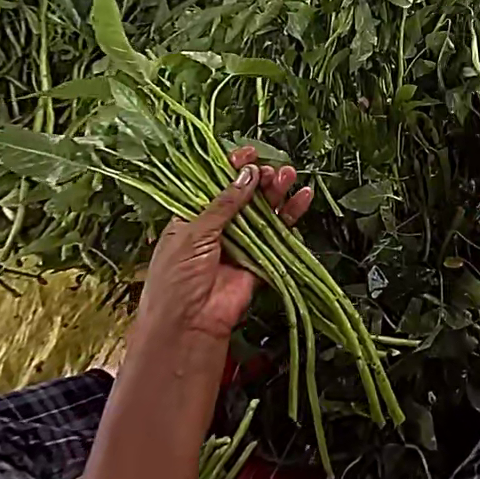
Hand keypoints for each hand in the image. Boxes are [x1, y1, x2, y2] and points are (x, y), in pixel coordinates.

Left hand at [136, 146, 313, 344]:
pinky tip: (303, 197)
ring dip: (277, 192)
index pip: (214, 185)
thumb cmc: (176, 279)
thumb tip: (247, 174)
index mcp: (192, 217)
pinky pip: (280, 231)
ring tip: (289, 176)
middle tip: (272, 170)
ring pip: (264, 209)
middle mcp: (218, 227)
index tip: (247, 154)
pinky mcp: (262, 256)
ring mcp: (242, 241)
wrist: (189, 324)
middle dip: (259, 179)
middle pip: (244, 194)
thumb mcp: (193, 234)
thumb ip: (223, 204)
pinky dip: (293, 214)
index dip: (230, 168)